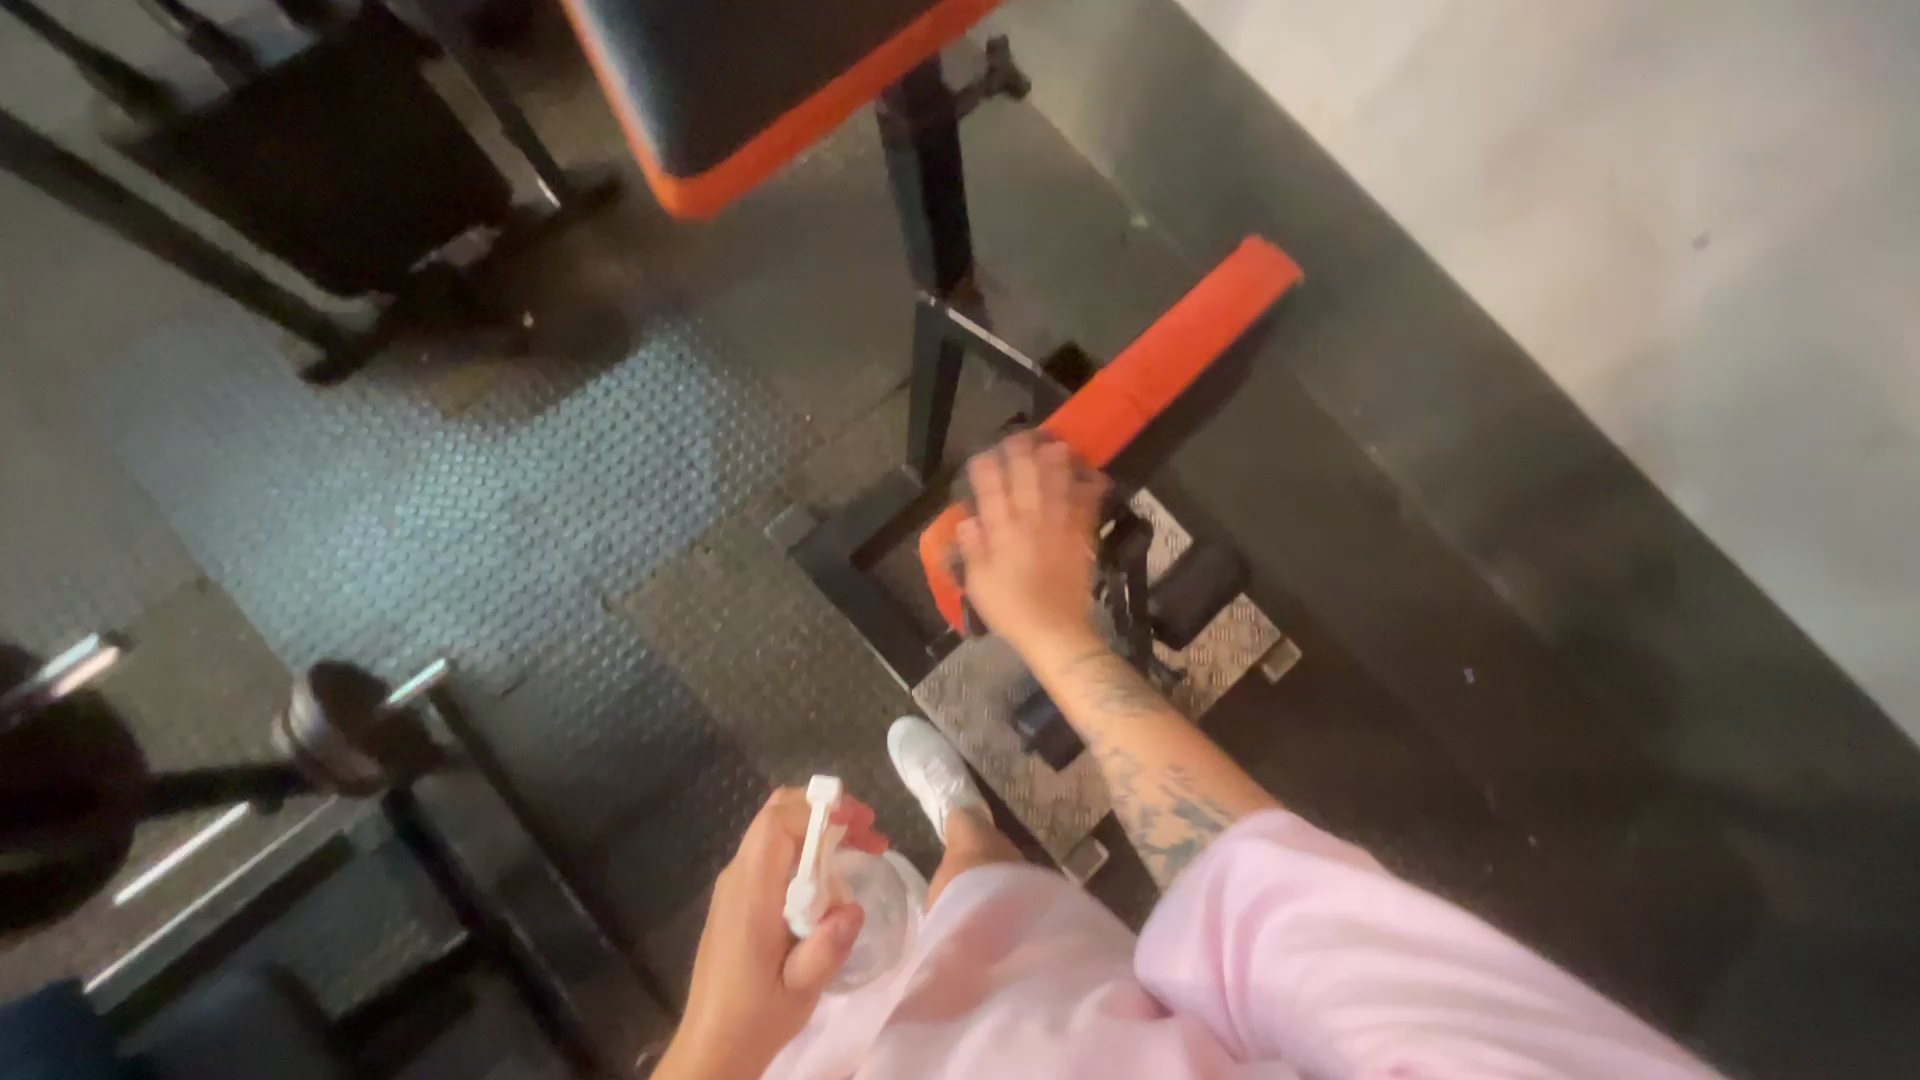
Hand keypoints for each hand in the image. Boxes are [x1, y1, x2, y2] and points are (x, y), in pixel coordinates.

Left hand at [657, 788, 889, 1079]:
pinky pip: (774, 852)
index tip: (860, 822)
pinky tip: (831, 877)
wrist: (711, 1047)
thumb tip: (853, 909)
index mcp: (750, 893)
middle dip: (825, 810)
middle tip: (867, 830)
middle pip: (777, 814)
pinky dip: (807, 847)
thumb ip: (826, 949)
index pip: (778, 823)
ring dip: (820, 828)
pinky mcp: (739, 895)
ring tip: (861, 848)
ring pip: (776, 829)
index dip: (819, 809)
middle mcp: (738, 877)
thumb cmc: (754, 1018)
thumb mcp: (799, 992)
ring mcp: (735, 884)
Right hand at [957, 432, 1107, 659]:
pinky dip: (1086, 492)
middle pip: (1025, 483)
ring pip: (1056, 489)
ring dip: (1055, 466)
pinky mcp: (1080, 541)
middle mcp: (1029, 526)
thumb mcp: (979, 584)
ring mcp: (1058, 531)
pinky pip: (1084, 510)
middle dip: (1021, 458)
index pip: (991, 495)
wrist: (1054, 631)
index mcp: (1001, 536)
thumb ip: (972, 550)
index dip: (986, 472)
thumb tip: (968, 520)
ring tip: (1056, 444)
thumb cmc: (1010, 610)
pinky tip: (1089, 477)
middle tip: (1020, 437)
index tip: (983, 454)